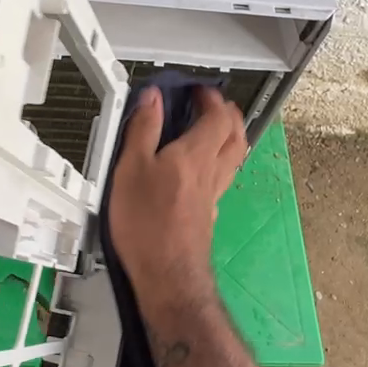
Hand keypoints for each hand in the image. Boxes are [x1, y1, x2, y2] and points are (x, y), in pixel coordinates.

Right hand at [108, 86, 247, 305]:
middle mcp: (212, 173)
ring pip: (233, 159)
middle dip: (228, 115)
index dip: (211, 98)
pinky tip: (201, 172)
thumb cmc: (147, 224)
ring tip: (213, 132)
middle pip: (236, 136)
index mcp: (196, 155)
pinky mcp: (207, 215)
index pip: (218, 116)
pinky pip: (221, 181)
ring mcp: (213, 196)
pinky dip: (217, 165)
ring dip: (229, 139)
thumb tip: (152, 98)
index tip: (200, 90)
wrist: (168, 276)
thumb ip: (143, 130)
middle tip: (213, 106)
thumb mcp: (131, 168)